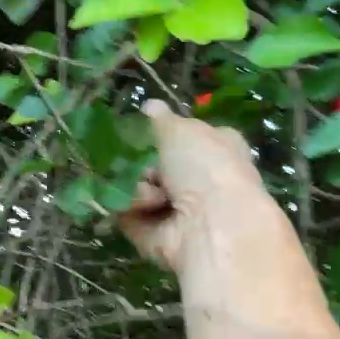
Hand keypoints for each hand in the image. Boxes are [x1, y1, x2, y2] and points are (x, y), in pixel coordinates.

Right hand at [119, 100, 328, 332]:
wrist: (209, 224)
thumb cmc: (206, 168)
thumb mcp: (182, 131)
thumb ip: (160, 120)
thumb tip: (148, 105)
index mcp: (213, 147)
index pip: (182, 137)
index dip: (163, 135)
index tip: (145, 132)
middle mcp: (195, 178)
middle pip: (151, 164)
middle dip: (141, 163)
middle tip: (148, 165)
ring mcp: (172, 208)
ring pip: (135, 187)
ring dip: (138, 187)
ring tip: (155, 195)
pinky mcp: (150, 233)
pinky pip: (125, 213)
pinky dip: (128, 208)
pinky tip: (142, 208)